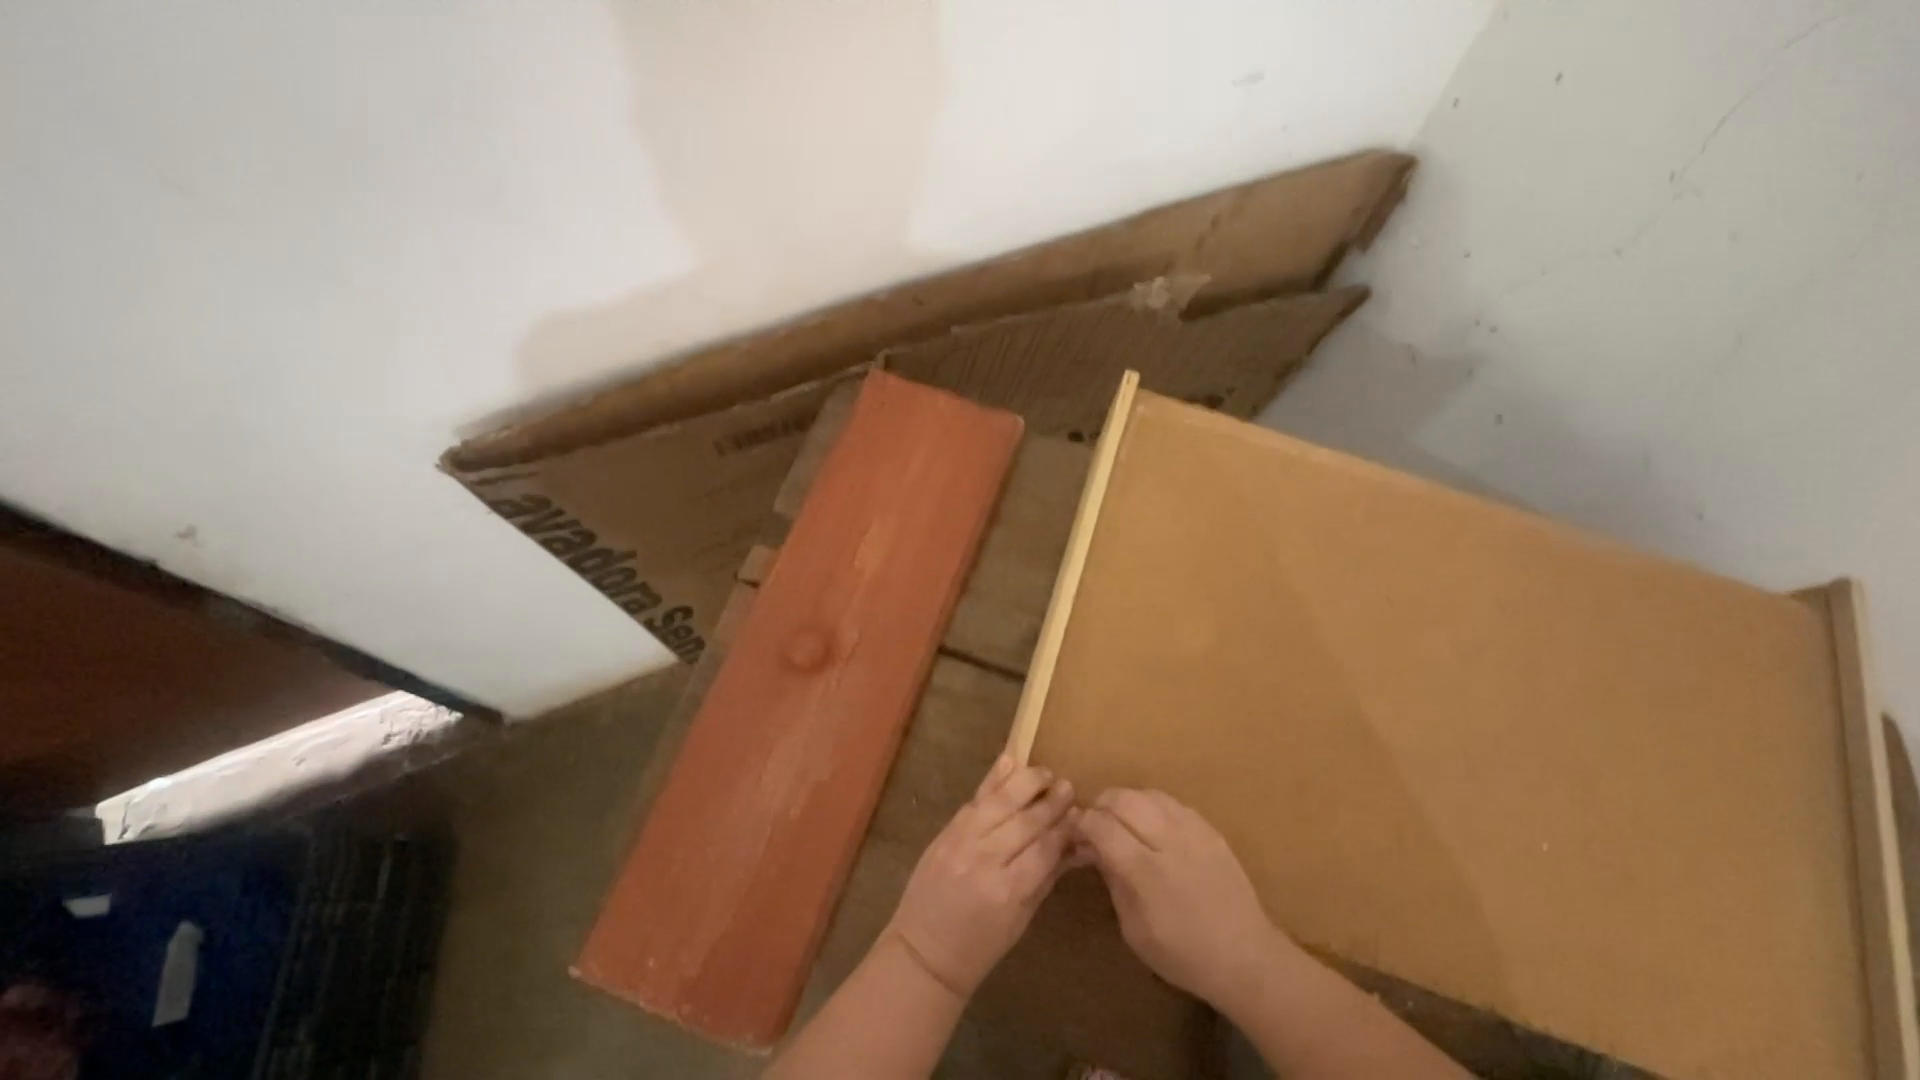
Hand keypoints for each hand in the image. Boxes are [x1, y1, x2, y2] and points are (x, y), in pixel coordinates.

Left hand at [883, 755, 1077, 998]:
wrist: (924, 951)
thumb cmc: (981, 946)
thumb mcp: (1022, 918)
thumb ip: (1048, 876)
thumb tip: (1079, 846)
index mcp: (1009, 890)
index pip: (1046, 848)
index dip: (1066, 827)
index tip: (1082, 812)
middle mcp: (985, 860)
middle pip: (1025, 821)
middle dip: (1050, 801)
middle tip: (1068, 785)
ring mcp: (961, 843)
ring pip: (998, 803)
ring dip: (1025, 783)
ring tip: (1044, 772)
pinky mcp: (944, 833)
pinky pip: (972, 802)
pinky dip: (991, 781)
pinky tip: (1009, 762)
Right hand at [1076, 788, 1298, 1015]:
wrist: (1246, 957)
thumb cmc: (1183, 954)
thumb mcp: (1134, 930)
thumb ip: (1113, 882)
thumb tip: (1095, 849)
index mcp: (1145, 872)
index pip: (1102, 826)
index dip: (1083, 823)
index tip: (1076, 831)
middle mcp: (1169, 842)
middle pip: (1124, 799)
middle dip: (1102, 805)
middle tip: (1096, 823)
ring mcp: (1194, 832)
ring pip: (1149, 794)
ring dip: (1128, 802)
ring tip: (1123, 822)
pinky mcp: (1212, 831)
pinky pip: (1174, 804)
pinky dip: (1154, 807)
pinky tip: (1153, 826)